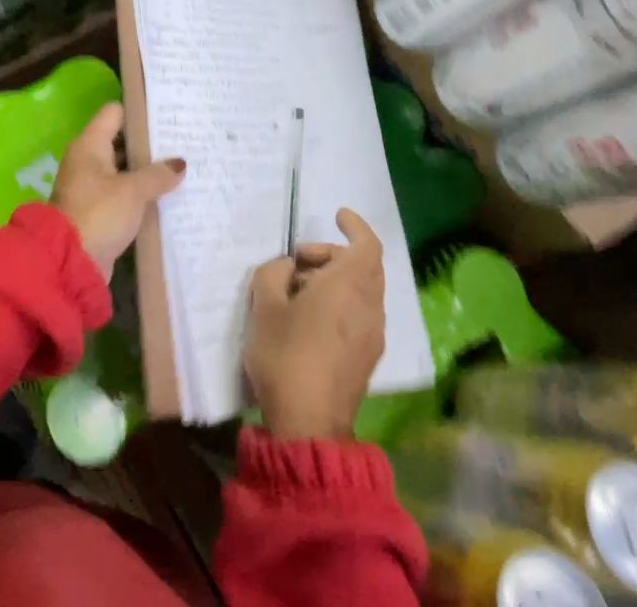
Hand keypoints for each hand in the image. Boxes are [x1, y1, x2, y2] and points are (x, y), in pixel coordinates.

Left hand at [51, 103, 185, 281]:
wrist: (71, 260)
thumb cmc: (99, 214)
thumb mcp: (132, 190)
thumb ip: (157, 174)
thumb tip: (179, 163)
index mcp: (89, 146)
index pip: (114, 113)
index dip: (140, 112)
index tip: (169, 115)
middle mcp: (88, 161)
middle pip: (122, 141)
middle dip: (151, 144)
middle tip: (187, 143)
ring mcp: (93, 187)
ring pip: (125, 170)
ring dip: (149, 171)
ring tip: (185, 168)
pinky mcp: (100, 210)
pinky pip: (125, 193)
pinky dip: (143, 193)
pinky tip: (170, 195)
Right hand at [242, 208, 385, 440]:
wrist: (308, 421)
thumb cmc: (284, 355)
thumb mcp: (263, 306)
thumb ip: (274, 274)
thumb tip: (289, 269)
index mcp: (347, 286)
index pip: (366, 244)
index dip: (354, 226)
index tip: (336, 215)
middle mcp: (369, 305)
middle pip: (363, 266)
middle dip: (332, 255)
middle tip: (297, 262)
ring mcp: (373, 333)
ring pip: (362, 291)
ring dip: (335, 281)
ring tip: (297, 293)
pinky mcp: (368, 355)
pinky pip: (360, 313)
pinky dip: (341, 302)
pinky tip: (309, 319)